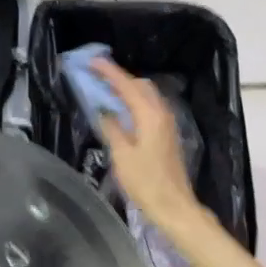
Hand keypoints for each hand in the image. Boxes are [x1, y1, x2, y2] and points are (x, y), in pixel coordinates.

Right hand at [94, 58, 201, 228]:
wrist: (173, 205)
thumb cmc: (145, 182)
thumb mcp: (122, 155)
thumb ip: (112, 128)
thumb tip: (103, 110)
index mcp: (149, 115)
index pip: (127, 85)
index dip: (109, 72)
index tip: (92, 61)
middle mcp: (161, 113)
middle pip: (140, 85)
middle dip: (119, 77)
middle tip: (96, 75)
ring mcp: (166, 123)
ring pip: (146, 95)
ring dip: (127, 88)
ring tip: (105, 89)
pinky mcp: (166, 133)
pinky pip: (149, 106)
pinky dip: (134, 100)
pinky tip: (121, 109)